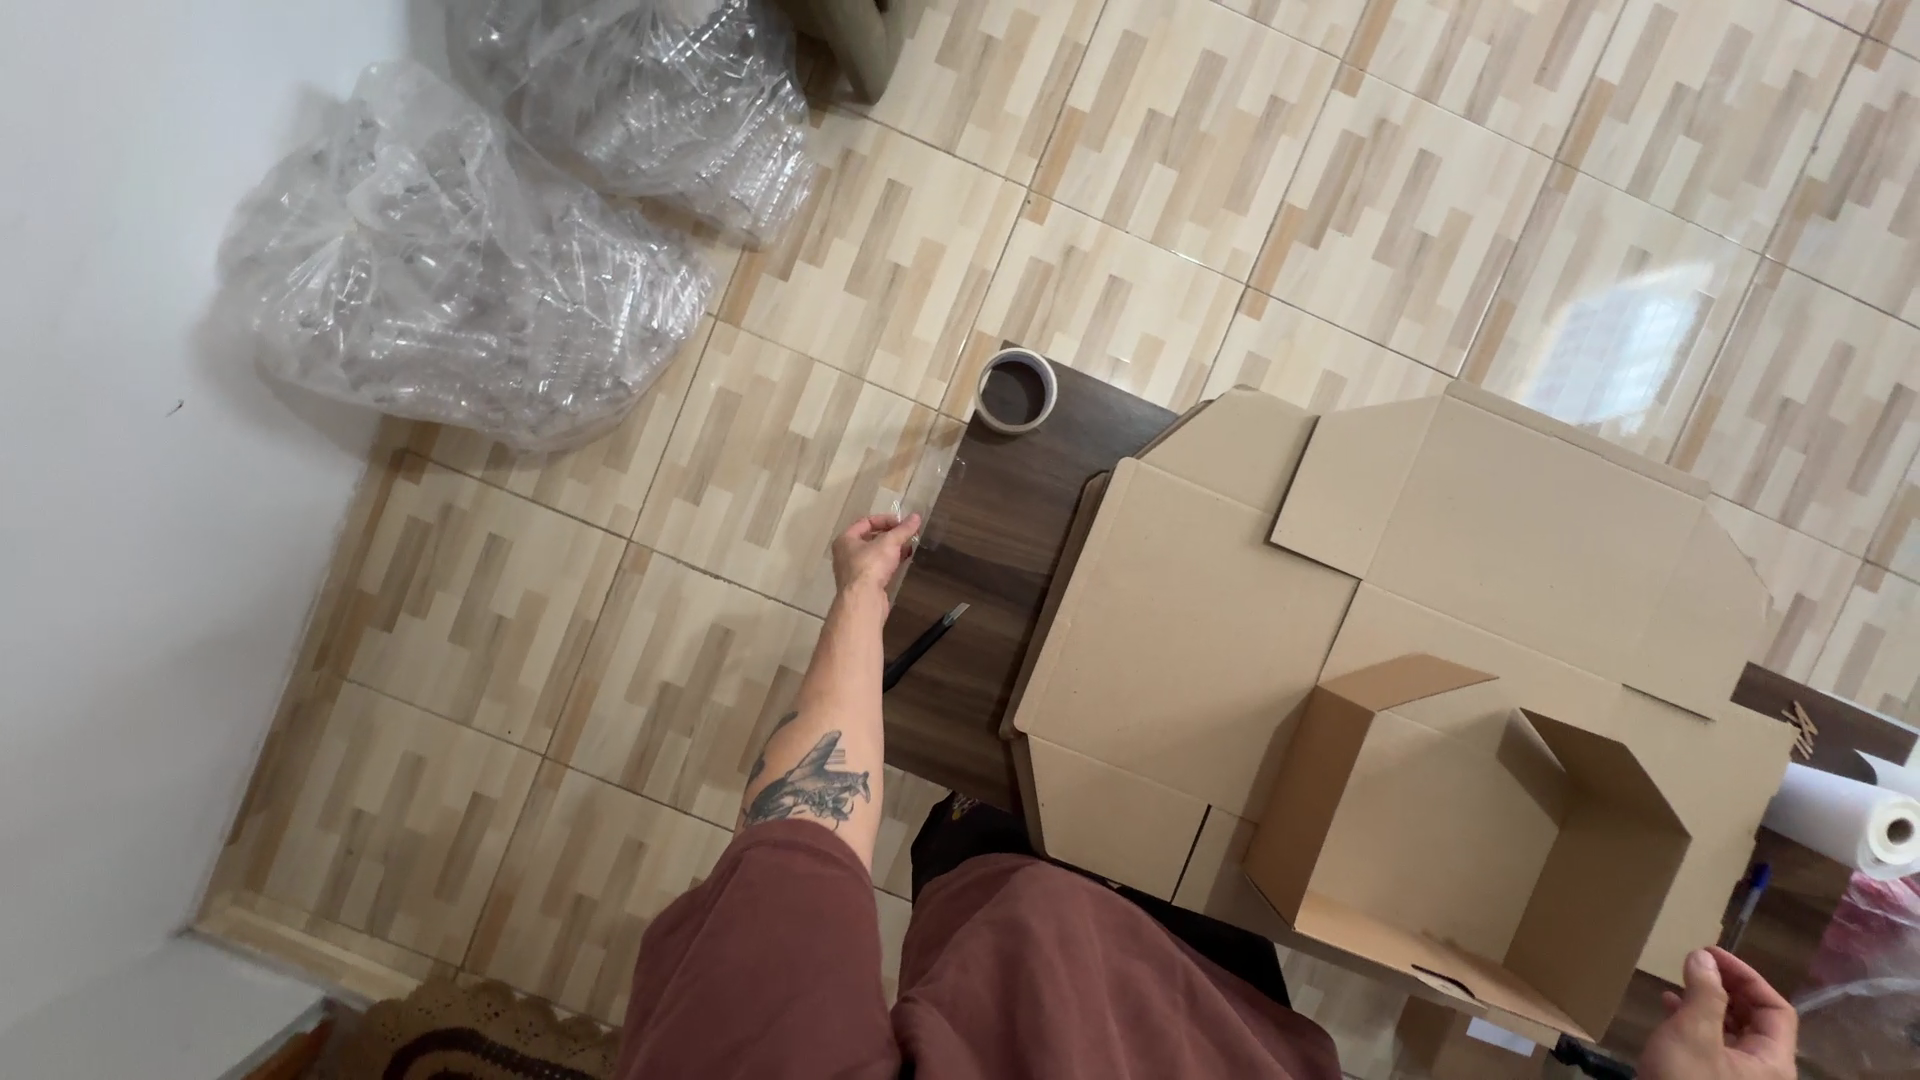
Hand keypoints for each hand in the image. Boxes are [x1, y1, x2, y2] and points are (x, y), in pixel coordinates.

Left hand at [831, 513, 920, 598]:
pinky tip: (904, 560)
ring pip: (876, 554)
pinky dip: (891, 562)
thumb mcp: (889, 543)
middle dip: (891, 535)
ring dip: (892, 549)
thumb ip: (903, 529)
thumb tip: (917, 516)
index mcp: (846, 540)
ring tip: (909, 546)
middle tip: (907, 534)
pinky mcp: (865, 584)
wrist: (864, 600)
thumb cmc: (870, 565)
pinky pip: (879, 568)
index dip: (885, 520)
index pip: (866, 522)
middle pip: (871, 538)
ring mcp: (855, 570)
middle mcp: (847, 554)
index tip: (902, 523)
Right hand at [1640, 947, 1795, 1079]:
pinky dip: (1695, 1015)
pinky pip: (1714, 1039)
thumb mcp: (1692, 1034)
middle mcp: (1764, 1068)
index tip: (1709, 952)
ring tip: (1682, 978)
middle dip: (1728, 985)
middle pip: (1758, 1019)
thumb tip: (1704, 957)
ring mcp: (1739, 1074)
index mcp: (1773, 1062)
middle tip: (1696, 960)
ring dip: (1711, 998)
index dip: (1746, 976)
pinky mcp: (1713, 1075)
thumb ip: (1703, 994)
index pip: (1777, 1010)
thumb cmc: (1685, 1079)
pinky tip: (1670, 1004)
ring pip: (1735, 1028)